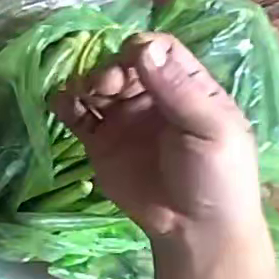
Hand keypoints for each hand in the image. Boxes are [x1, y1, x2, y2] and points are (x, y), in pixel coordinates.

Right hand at [53, 33, 265, 251]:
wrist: (195, 230)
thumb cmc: (217, 177)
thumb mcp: (211, 129)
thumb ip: (178, 89)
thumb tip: (142, 48)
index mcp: (186, 87)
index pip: (161, 51)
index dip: (143, 49)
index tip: (131, 61)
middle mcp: (152, 98)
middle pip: (123, 64)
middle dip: (110, 67)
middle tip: (106, 86)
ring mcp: (124, 120)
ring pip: (98, 85)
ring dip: (86, 81)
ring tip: (82, 94)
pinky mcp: (100, 144)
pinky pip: (78, 116)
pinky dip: (65, 104)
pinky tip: (61, 103)